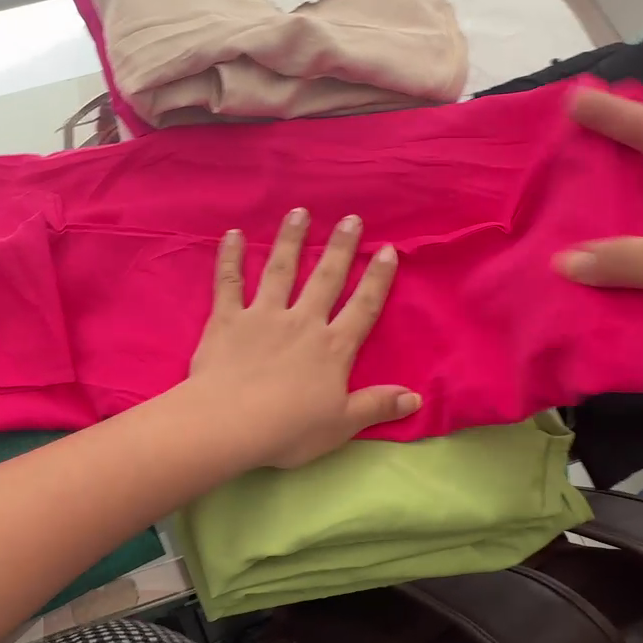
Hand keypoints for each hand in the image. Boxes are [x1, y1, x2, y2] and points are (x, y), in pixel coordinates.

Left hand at [186, 207, 419, 469]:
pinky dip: (231, 257)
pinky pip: (229, 282)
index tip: (387, 251)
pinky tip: (233, 235)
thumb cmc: (288, 429)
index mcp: (333, 348)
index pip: (362, 307)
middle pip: (325, 279)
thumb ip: (376, 406)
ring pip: (280, 270)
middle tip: (350, 218)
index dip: (377, 279)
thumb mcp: (341, 424)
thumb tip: (416, 398)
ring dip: (290, 240)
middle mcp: (302, 322)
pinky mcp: (226, 319)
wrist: (231, 422)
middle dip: (340, 248)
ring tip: (299, 213)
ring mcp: (263, 316)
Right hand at [556, 89, 642, 383]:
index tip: (570, 99)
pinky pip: (622, 259)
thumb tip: (561, 260)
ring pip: (625, 217)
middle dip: (590, 159)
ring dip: (584, 214)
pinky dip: (591, 258)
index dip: (618, 114)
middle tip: (538, 152)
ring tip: (533, 204)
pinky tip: (554, 259)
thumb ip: (635, 261)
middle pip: (637, 170)